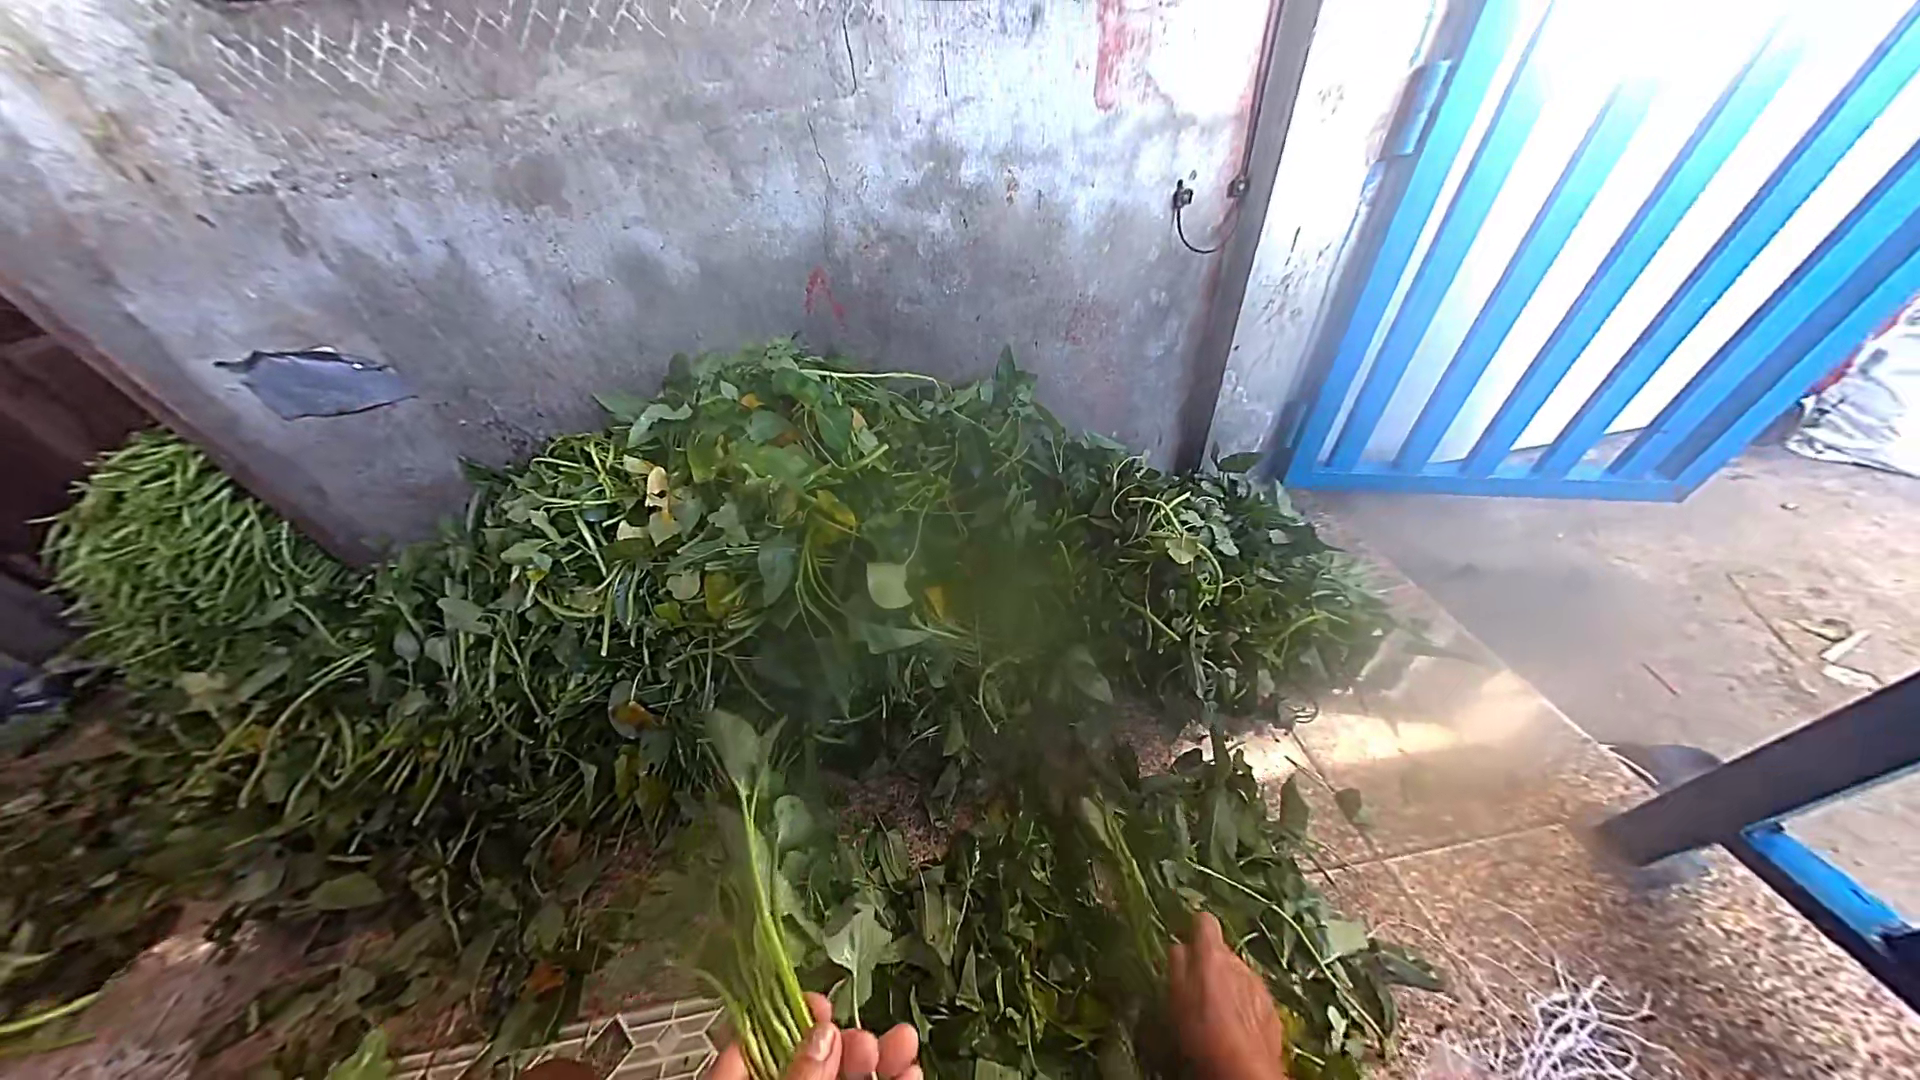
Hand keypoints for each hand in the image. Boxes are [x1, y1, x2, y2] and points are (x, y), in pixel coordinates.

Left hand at [707, 992, 920, 1079]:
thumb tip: (822, 1033)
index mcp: (741, 1078)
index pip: (749, 1041)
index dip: (787, 1015)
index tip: (820, 1002)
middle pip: (808, 1056)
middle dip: (849, 1043)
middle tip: (875, 1040)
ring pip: (842, 1075)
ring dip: (878, 1060)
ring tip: (905, 1047)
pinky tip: (910, 1074)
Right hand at [1167, 911, 1289, 1079]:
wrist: (1242, 1071)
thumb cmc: (1202, 1031)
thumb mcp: (1176, 993)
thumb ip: (1177, 962)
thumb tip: (1179, 947)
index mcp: (1212, 954)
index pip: (1205, 921)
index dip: (1196, 928)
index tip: (1188, 939)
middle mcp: (1238, 963)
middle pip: (1222, 950)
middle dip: (1211, 963)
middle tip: (1197, 986)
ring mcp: (1258, 986)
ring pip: (1239, 974)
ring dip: (1229, 984)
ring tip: (1217, 1011)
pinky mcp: (1272, 1011)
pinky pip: (1253, 997)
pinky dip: (1244, 1004)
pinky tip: (1236, 1027)